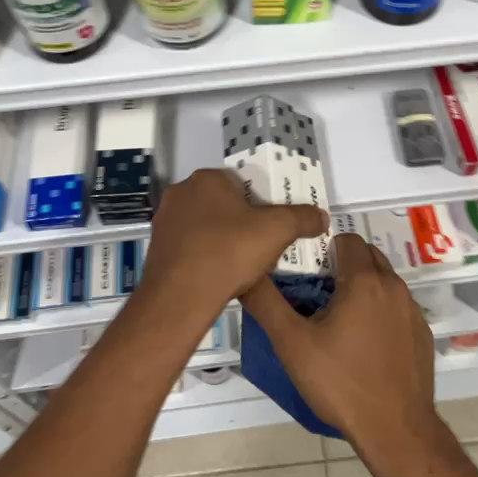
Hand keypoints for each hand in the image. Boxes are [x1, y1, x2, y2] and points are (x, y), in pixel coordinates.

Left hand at [138, 168, 327, 316]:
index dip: (258, 202)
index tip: (270, 224)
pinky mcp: (155, 249)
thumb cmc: (229, 252)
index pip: (239, 182)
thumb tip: (322, 216)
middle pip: (220, 203)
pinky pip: (188, 248)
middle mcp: (180, 193)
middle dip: (239, 221)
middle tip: (259, 245)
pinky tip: (217, 276)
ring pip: (202, 226)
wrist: (180, 297)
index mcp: (206, 179)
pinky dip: (203, 258)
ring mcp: (164, 222)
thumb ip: (302, 219)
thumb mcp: (277, 231)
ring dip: (220, 240)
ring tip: (240, 265)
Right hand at [240, 233, 437, 447]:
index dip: (324, 249)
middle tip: (318, 294)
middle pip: (368, 256)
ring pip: (384, 281)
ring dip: (363, 288)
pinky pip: (398, 308)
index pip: (346, 239)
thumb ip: (267, 303)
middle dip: (343, 265)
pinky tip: (365, 345)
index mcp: (364, 281)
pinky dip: (381, 313)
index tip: (307, 273)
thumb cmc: (341, 383)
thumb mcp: (293, 344)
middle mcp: (394, 287)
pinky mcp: (422, 335)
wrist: (395, 430)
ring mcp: (412, 311)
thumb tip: (246, 275)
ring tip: (339, 320)